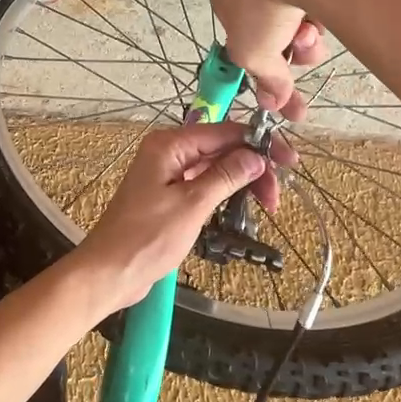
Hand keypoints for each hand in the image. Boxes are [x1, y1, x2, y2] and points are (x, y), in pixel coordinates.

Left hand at [69, 123, 269, 311]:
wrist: (111, 270)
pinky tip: (243, 206)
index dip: (257, 142)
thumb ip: (224, 176)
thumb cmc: (147, 237)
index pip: (222, 131)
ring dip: (241, 181)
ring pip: (214, 167)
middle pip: (220, 148)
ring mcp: (167, 173)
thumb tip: (255, 155)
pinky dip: (225, 192)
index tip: (289, 160)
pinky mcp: (168, 195)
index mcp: (168, 145)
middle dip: (252, 166)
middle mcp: (167, 152)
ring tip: (268, 205)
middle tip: (277, 196)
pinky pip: (203, 183)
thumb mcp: (192, 205)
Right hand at [209, 0, 328, 114]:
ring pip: (297, 7)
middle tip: (304, 53)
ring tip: (317, 28)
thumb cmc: (263, 7)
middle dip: (291, 46)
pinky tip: (327, 3)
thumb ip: (264, 80)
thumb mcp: (254, 56)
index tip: (283, 79)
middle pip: (273, 24)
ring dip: (308, 28)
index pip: (240, 33)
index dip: (262, 58)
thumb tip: (274, 105)